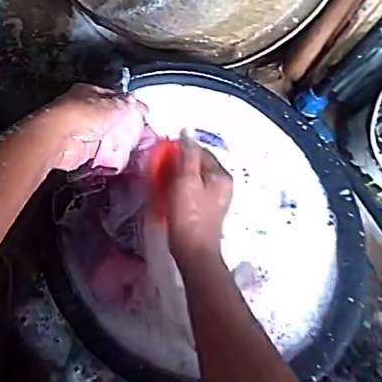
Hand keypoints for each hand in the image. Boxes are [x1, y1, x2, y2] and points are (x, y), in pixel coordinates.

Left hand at [34, 84, 146, 171]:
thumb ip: (126, 104)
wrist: (59, 138)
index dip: (129, 104)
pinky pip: (101, 153)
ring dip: (118, 142)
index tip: (142, 112)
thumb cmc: (79, 114)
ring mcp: (81, 130)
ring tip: (136, 146)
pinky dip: (110, 155)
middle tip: (142, 132)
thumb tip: (136, 103)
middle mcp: (83, 110)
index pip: (113, 97)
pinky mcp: (81, 149)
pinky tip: (122, 157)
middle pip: (110, 118)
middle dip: (125, 126)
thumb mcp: (111, 105)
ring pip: (106, 136)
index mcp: (89, 92)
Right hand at [163, 133, 232, 263]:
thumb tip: (187, 131)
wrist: (193, 251)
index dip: (180, 149)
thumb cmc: (188, 215)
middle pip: (197, 163)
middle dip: (178, 162)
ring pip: (193, 177)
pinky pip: (191, 189)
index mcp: (221, 175)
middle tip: (158, 167)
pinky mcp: (205, 209)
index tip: (161, 153)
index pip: (199, 150)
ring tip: (160, 179)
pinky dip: (179, 187)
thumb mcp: (185, 180)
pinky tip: (167, 193)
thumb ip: (187, 154)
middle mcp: (222, 184)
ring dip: (176, 175)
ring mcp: (215, 198)